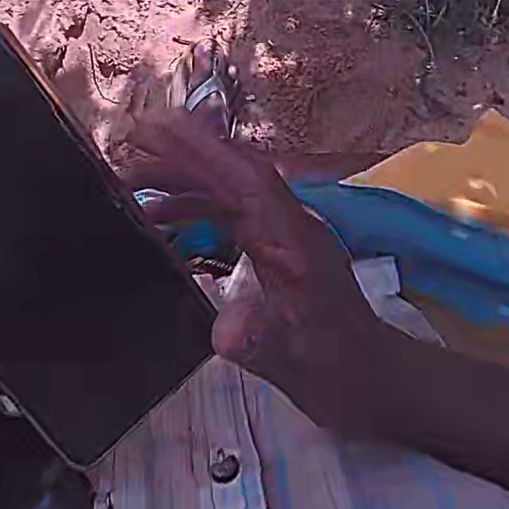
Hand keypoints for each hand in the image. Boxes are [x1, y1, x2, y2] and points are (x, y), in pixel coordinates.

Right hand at [122, 108, 401, 437]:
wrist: (377, 383)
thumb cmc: (340, 369)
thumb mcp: (299, 363)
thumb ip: (262, 342)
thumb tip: (222, 332)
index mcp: (294, 237)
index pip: (247, 179)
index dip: (204, 148)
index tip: (163, 125)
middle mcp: (284, 221)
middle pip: (229, 173)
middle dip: (180, 154)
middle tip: (131, 142)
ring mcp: (276, 230)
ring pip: (222, 189)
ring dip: (179, 180)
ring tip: (132, 181)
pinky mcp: (268, 243)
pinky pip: (223, 211)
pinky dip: (189, 208)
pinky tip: (159, 219)